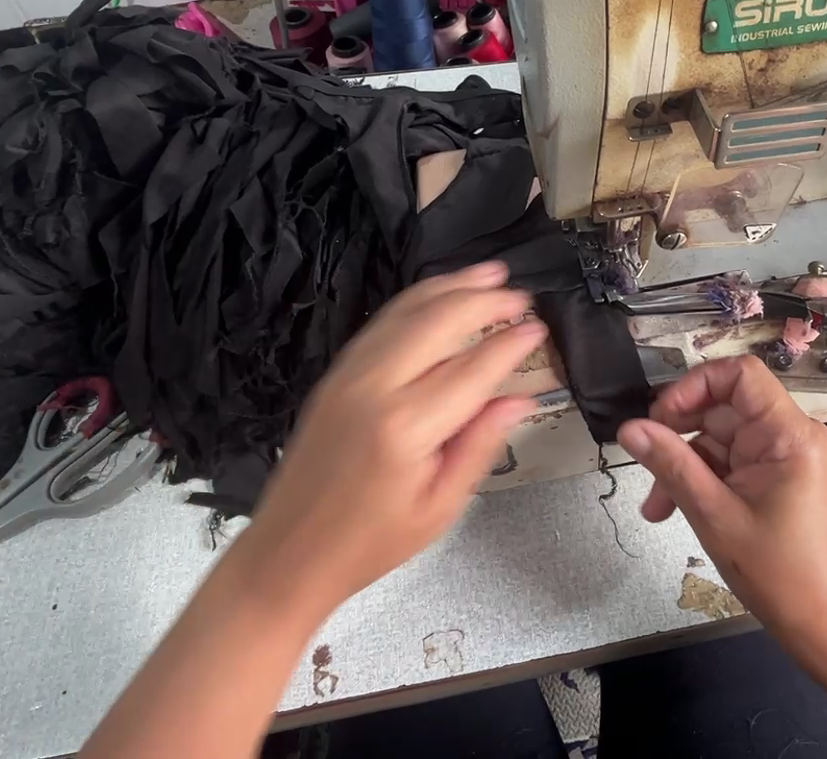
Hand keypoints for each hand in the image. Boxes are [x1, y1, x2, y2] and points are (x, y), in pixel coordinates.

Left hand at [229, 261, 544, 614]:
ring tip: (488, 273)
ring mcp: (349, 374)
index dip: (511, 344)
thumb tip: (520, 400)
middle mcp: (374, 387)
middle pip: (438, 321)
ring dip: (451, 286)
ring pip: (407, 310)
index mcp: (406, 428)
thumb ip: (480, 445)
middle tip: (520, 294)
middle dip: (484, 299)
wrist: (287, 553)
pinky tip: (440, 294)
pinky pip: (382, 321)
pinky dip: (417, 299)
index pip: (473, 369)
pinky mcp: (336, 373)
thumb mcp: (440, 507)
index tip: (538, 328)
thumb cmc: (369, 541)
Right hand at [616, 356, 826, 636]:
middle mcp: (787, 432)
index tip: (662, 415)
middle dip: (678, 431)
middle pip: (722, 405)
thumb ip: (670, 464)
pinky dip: (696, 477)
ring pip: (715, 435)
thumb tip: (628, 428)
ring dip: (681, 462)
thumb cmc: (773, 569)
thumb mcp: (712, 513)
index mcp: (787, 433)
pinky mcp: (768, 472)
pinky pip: (724, 458)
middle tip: (645, 455)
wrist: (814, 620)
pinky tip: (668, 508)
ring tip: (654, 504)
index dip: (696, 384)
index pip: (740, 375)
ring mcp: (777, 452)